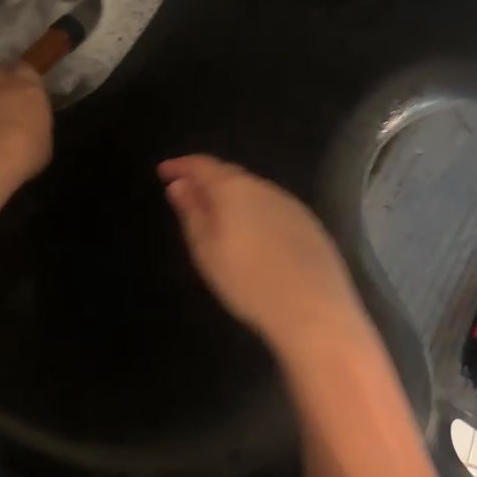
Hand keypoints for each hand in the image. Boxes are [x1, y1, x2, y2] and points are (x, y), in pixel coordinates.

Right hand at [158, 155, 367, 353]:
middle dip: (206, 179)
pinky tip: (254, 235)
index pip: (202, 165)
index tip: (163, 171)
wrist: (314, 310)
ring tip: (217, 215)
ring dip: (232, 196)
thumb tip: (179, 184)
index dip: (181, 166)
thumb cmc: (248, 281)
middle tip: (188, 192)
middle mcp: (264, 187)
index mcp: (234, 189)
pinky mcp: (309, 225)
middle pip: (230, 174)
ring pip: (253, 191)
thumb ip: (192, 212)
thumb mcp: (207, 250)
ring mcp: (290, 205)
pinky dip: (255, 212)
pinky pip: (273, 208)